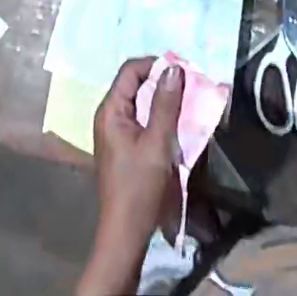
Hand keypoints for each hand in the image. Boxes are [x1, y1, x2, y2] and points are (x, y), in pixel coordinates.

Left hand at [92, 56, 183, 247]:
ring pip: (138, 102)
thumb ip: (165, 105)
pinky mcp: (122, 145)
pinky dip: (157, 115)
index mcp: (110, 109)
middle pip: (133, 84)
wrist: (126, 231)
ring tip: (186, 100)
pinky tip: (175, 122)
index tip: (182, 69)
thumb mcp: (157, 143)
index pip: (129, 71)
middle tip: (189, 83)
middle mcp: (108, 114)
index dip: (154, 65)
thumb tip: (173, 68)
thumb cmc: (139, 186)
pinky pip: (139, 119)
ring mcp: (114, 130)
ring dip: (161, 99)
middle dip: (160, 81)